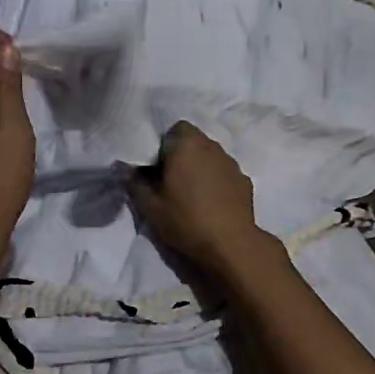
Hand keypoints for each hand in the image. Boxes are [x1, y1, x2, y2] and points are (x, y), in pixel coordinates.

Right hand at [129, 121, 275, 272]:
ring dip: (200, 168)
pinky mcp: (244, 180)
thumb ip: (135, 183)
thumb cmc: (186, 220)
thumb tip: (130, 170)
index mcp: (187, 144)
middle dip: (181, 155)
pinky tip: (211, 203)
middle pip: (193, 141)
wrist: (230, 243)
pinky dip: (216, 182)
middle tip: (171, 181)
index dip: (163, 147)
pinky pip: (224, 173)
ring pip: (210, 156)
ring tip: (192, 194)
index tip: (157, 169)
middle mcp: (212, 146)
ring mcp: (232, 162)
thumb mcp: (150, 206)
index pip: (173, 129)